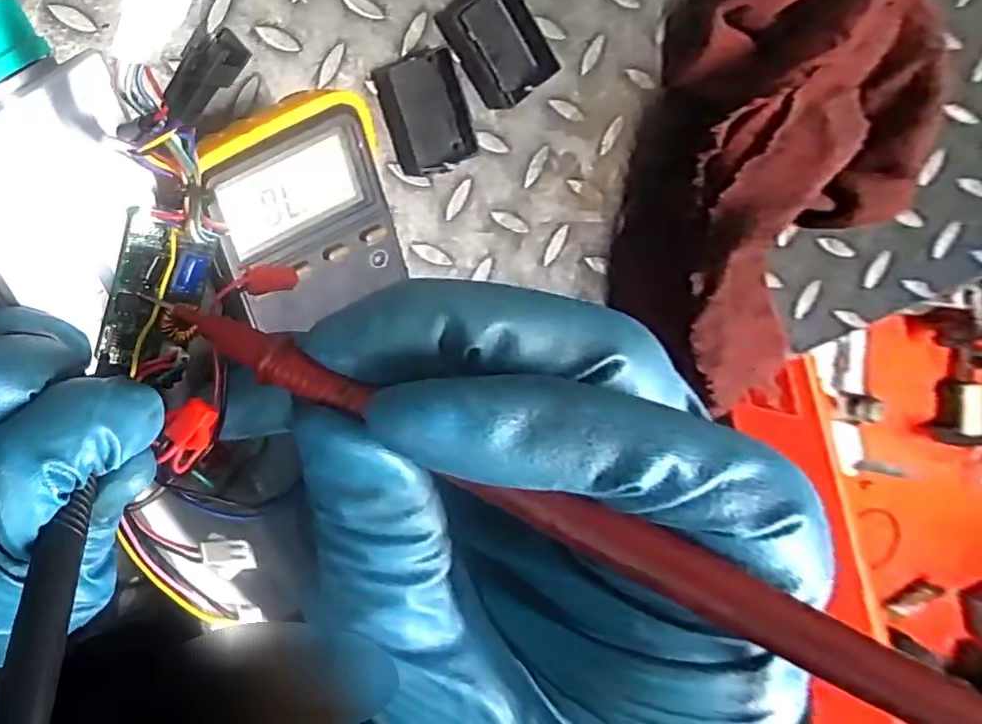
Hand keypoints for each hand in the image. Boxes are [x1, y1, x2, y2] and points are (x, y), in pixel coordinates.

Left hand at [0, 307, 163, 721]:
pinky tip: (4, 351)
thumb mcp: (69, 583)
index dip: (104, 413)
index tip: (136, 409)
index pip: (41, 445)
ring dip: (15, 335)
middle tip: (83, 383)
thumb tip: (135, 438)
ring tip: (48, 357)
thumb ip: (105, 505)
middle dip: (57, 361)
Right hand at [288, 280, 832, 723]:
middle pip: (596, 363)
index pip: (690, 471)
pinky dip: (376, 353)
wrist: (450, 718)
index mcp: (709, 598)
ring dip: (404, 335)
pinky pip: (447, 359)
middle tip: (337, 352)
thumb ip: (387, 553)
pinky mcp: (490, 422)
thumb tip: (328, 419)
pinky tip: (318, 373)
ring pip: (518, 342)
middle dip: (451, 337)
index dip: (540, 423)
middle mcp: (654, 498)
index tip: (394, 421)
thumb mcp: (428, 669)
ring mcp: (565, 447)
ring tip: (312, 362)